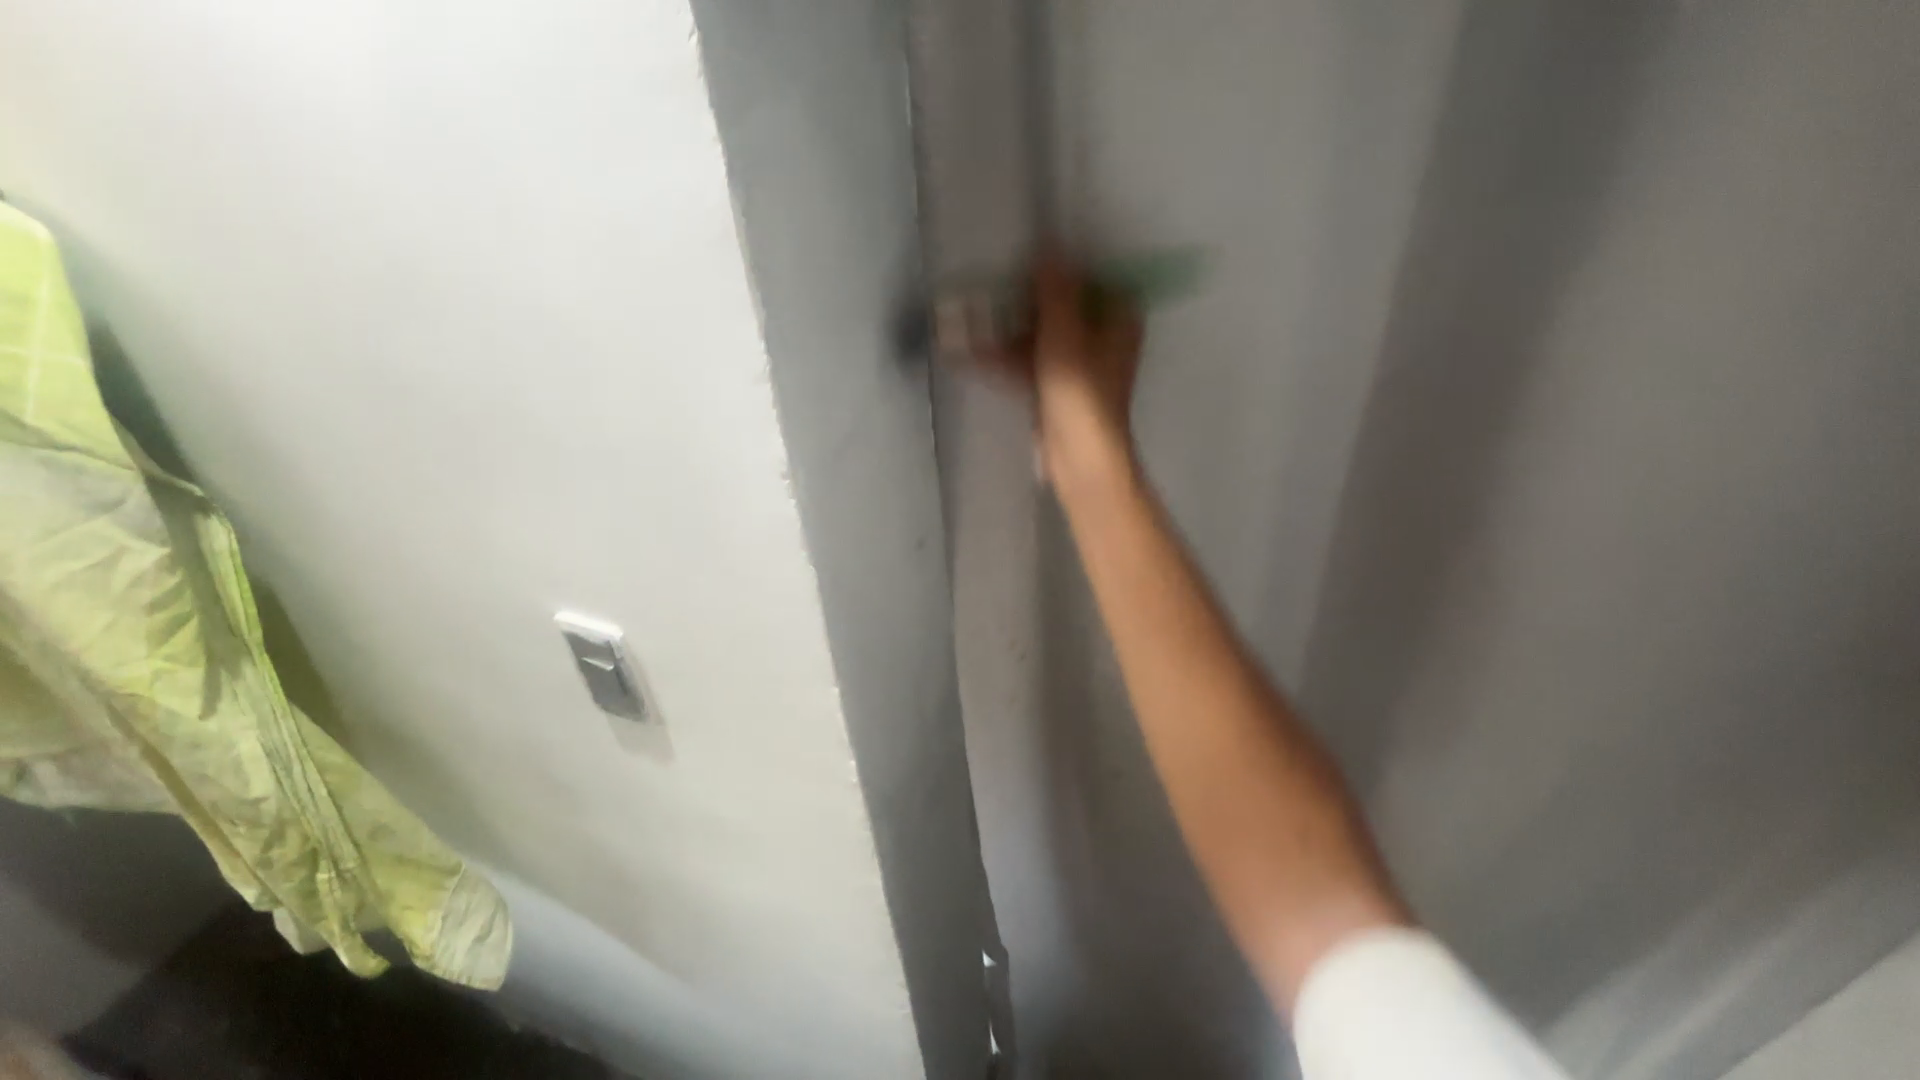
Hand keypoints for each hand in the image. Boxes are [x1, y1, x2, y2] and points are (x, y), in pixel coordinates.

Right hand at [986, 253, 1145, 489]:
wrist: (1080, 457)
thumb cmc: (1080, 391)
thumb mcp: (1065, 333)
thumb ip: (1055, 290)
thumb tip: (1049, 246)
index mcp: (1118, 318)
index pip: (1090, 277)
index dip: (1058, 266)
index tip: (1023, 258)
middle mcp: (1101, 336)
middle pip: (1058, 305)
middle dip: (1019, 299)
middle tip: (984, 285)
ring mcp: (1076, 364)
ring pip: (1036, 334)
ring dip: (1002, 328)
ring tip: (963, 316)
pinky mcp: (1055, 387)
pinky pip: (1026, 362)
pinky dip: (1000, 356)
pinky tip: (964, 350)